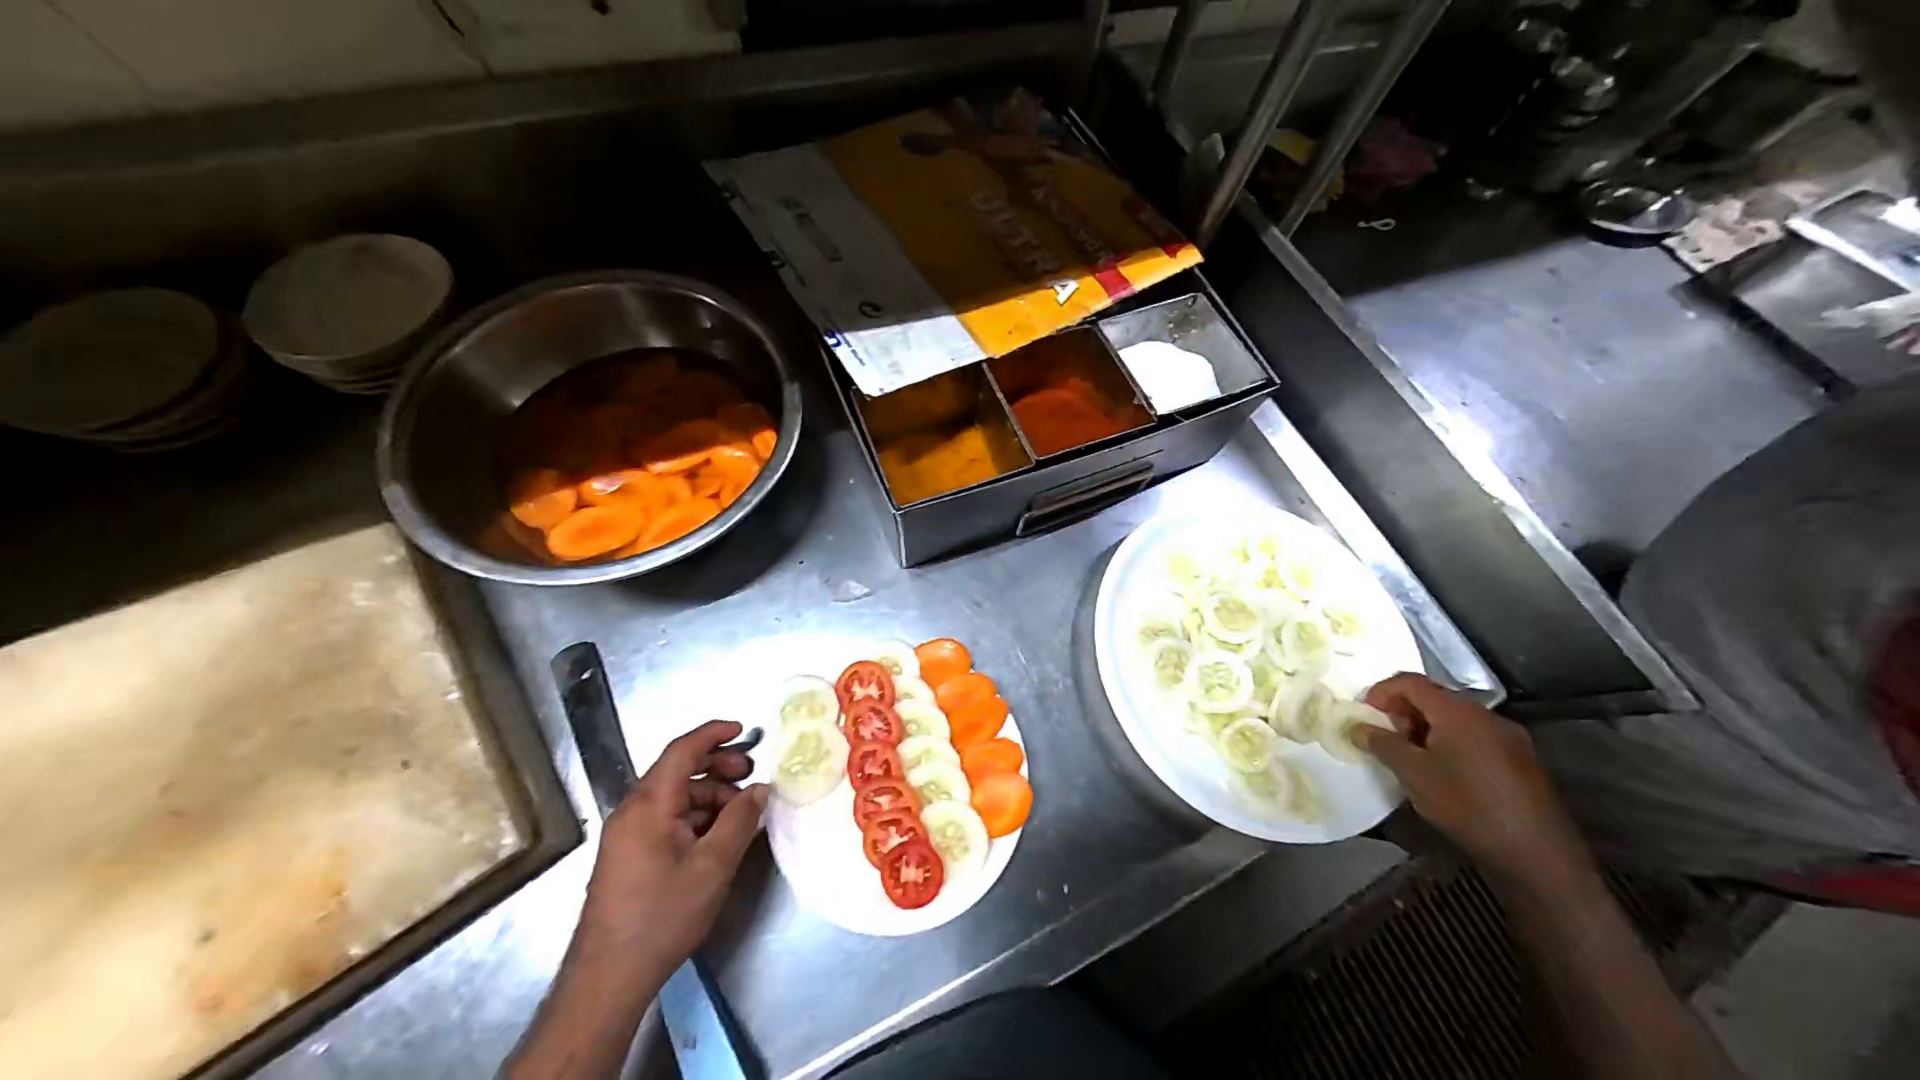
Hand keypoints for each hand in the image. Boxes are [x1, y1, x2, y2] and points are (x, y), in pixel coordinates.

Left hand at [576, 719, 768, 976]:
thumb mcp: (712, 866)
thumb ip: (739, 820)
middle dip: (717, 767)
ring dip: (709, 796)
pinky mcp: (628, 856)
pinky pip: (665, 819)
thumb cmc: (662, 915)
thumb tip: (759, 789)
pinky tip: (717, 837)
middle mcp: (632, 811)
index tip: (742, 729)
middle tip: (749, 776)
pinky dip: (694, 817)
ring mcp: (626, 835)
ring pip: (674, 797)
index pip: (681, 751)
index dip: (713, 734)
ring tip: (739, 814)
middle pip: (677, 771)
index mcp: (648, 805)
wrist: (609, 976)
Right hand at [1357, 674, 1588, 882]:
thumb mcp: (1412, 773)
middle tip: (1386, 739)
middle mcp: (1485, 714)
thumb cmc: (1466, 804)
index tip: (1364, 715)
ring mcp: (1508, 736)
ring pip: (1455, 718)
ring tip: (1411, 758)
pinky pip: (1474, 736)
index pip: (1409, 681)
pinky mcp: (1520, 759)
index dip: (1380, 692)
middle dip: (1403, 712)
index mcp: (1457, 710)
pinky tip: (1444, 772)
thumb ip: (1381, 743)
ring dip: (1426, 728)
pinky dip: (1450, 742)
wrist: (1538, 852)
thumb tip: (1355, 726)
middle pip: (1433, 696)